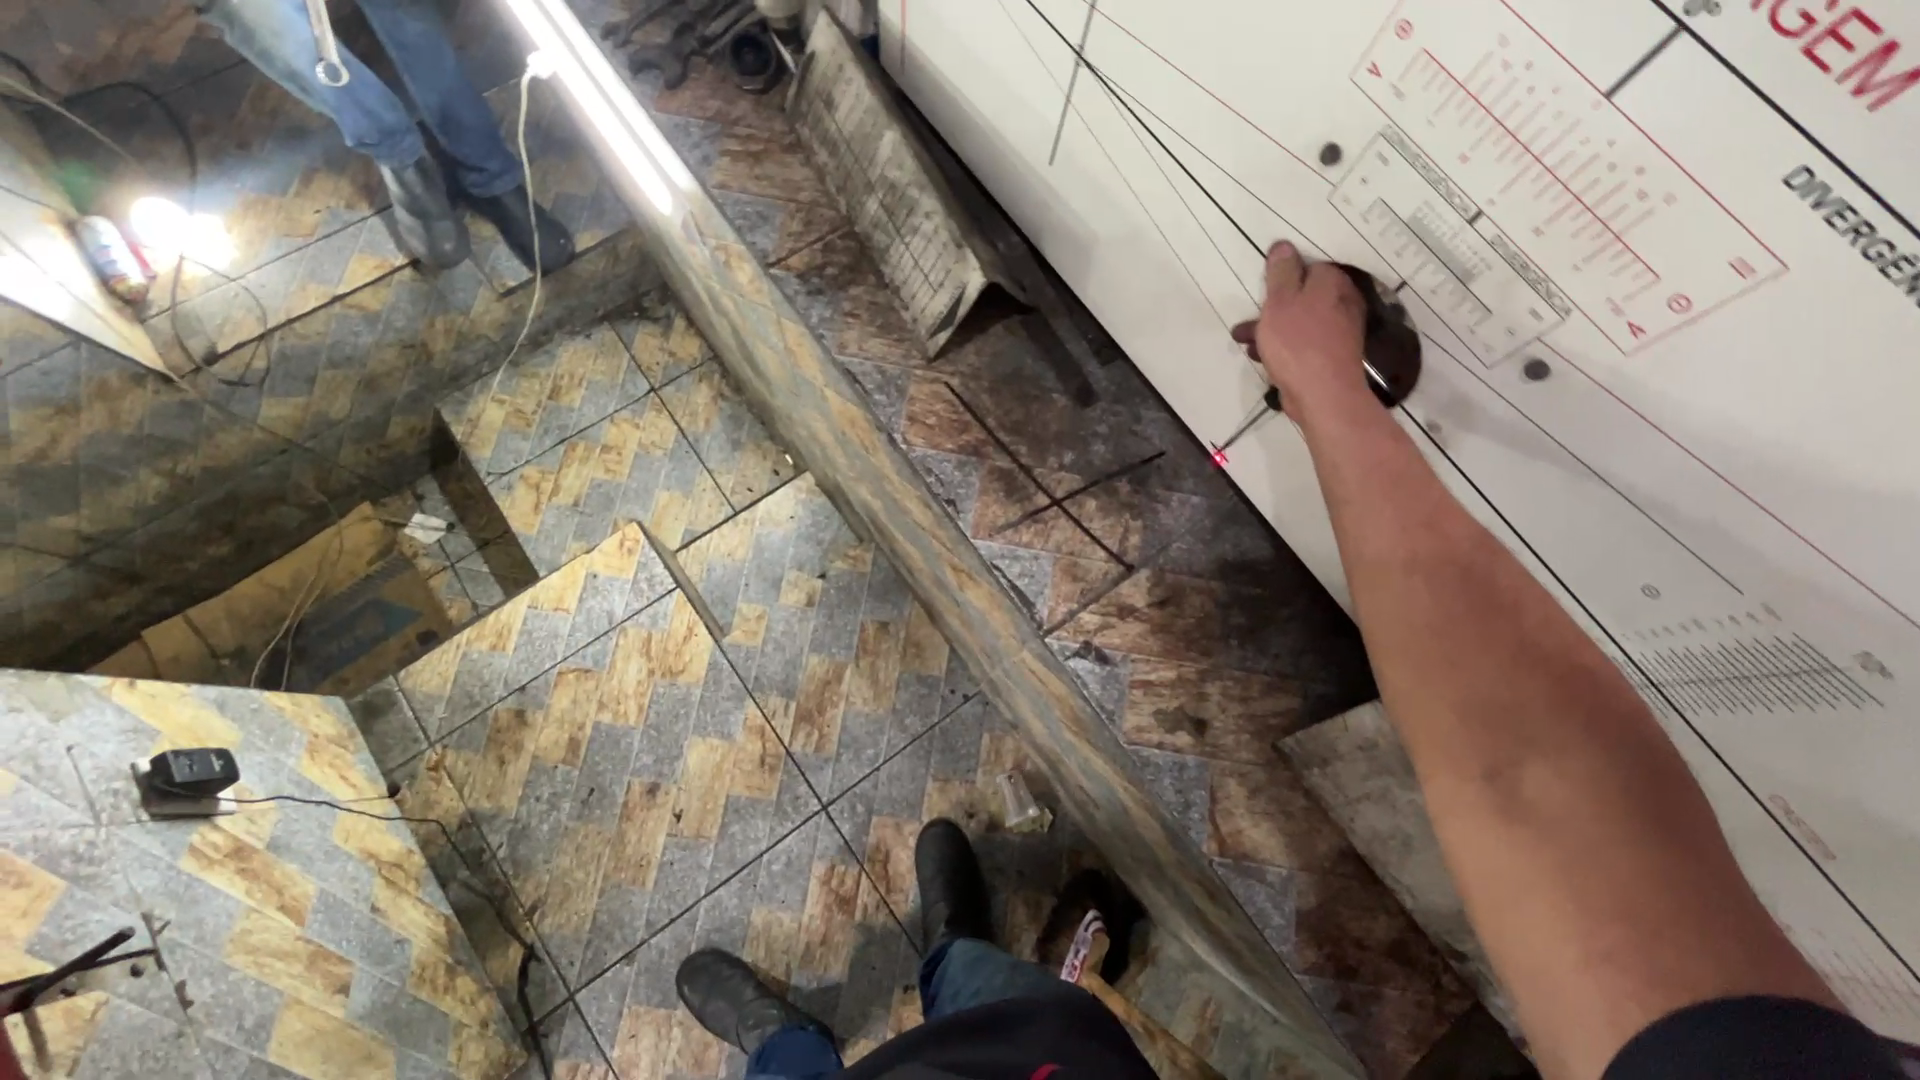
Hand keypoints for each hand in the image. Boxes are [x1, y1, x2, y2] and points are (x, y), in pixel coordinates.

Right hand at [1230, 241, 1369, 414]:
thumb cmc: (1297, 343)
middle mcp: (1341, 301)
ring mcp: (1339, 331)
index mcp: (1331, 282)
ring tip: (1245, 342)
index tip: (1261, 290)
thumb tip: (1283, 245)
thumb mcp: (1280, 302)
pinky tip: (1263, 358)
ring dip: (1271, 329)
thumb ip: (1280, 273)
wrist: (1323, 394)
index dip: (1281, 277)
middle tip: (1247, 319)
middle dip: (1271, 308)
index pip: (1307, 266)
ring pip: (1299, 321)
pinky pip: (1303, 343)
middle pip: (1302, 295)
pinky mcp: (1331, 356)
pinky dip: (1283, 347)